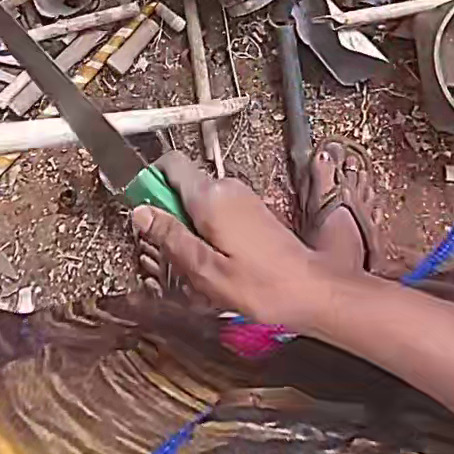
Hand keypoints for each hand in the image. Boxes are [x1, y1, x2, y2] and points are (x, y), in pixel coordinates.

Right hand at [128, 152, 360, 330]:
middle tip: (173, 253)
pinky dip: (207, 229)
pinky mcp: (250, 208)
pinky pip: (216, 209)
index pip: (170, 164)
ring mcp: (240, 195)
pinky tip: (218, 262)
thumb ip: (170, 237)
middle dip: (169, 214)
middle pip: (181, 185)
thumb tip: (141, 212)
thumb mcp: (204, 269)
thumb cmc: (261, 285)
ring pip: (197, 200)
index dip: (149, 181)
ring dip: (188, 225)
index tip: (143, 211)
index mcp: (210, 196)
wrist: (312, 289)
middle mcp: (225, 186)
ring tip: (198, 265)